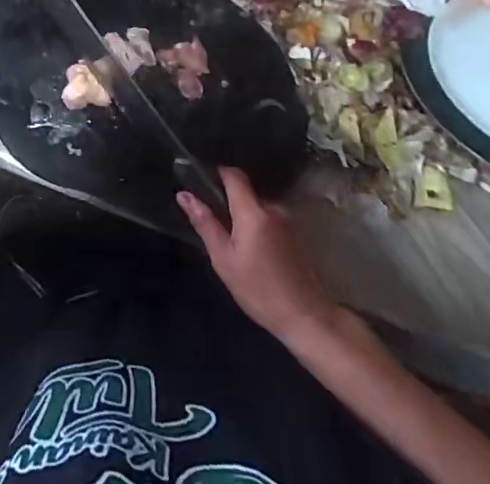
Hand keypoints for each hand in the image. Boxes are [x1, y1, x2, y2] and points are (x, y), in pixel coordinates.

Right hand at [179, 167, 334, 339]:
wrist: (305, 316)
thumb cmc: (258, 290)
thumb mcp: (224, 259)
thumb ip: (205, 223)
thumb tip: (184, 195)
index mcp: (253, 212)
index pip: (235, 175)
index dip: (218, 173)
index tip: (202, 181)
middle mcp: (273, 208)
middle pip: (246, 191)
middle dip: (229, 201)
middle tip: (215, 225)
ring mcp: (288, 220)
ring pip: (258, 206)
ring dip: (244, 216)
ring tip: (234, 243)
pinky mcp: (296, 233)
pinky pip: (270, 218)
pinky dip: (258, 226)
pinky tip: (254, 251)